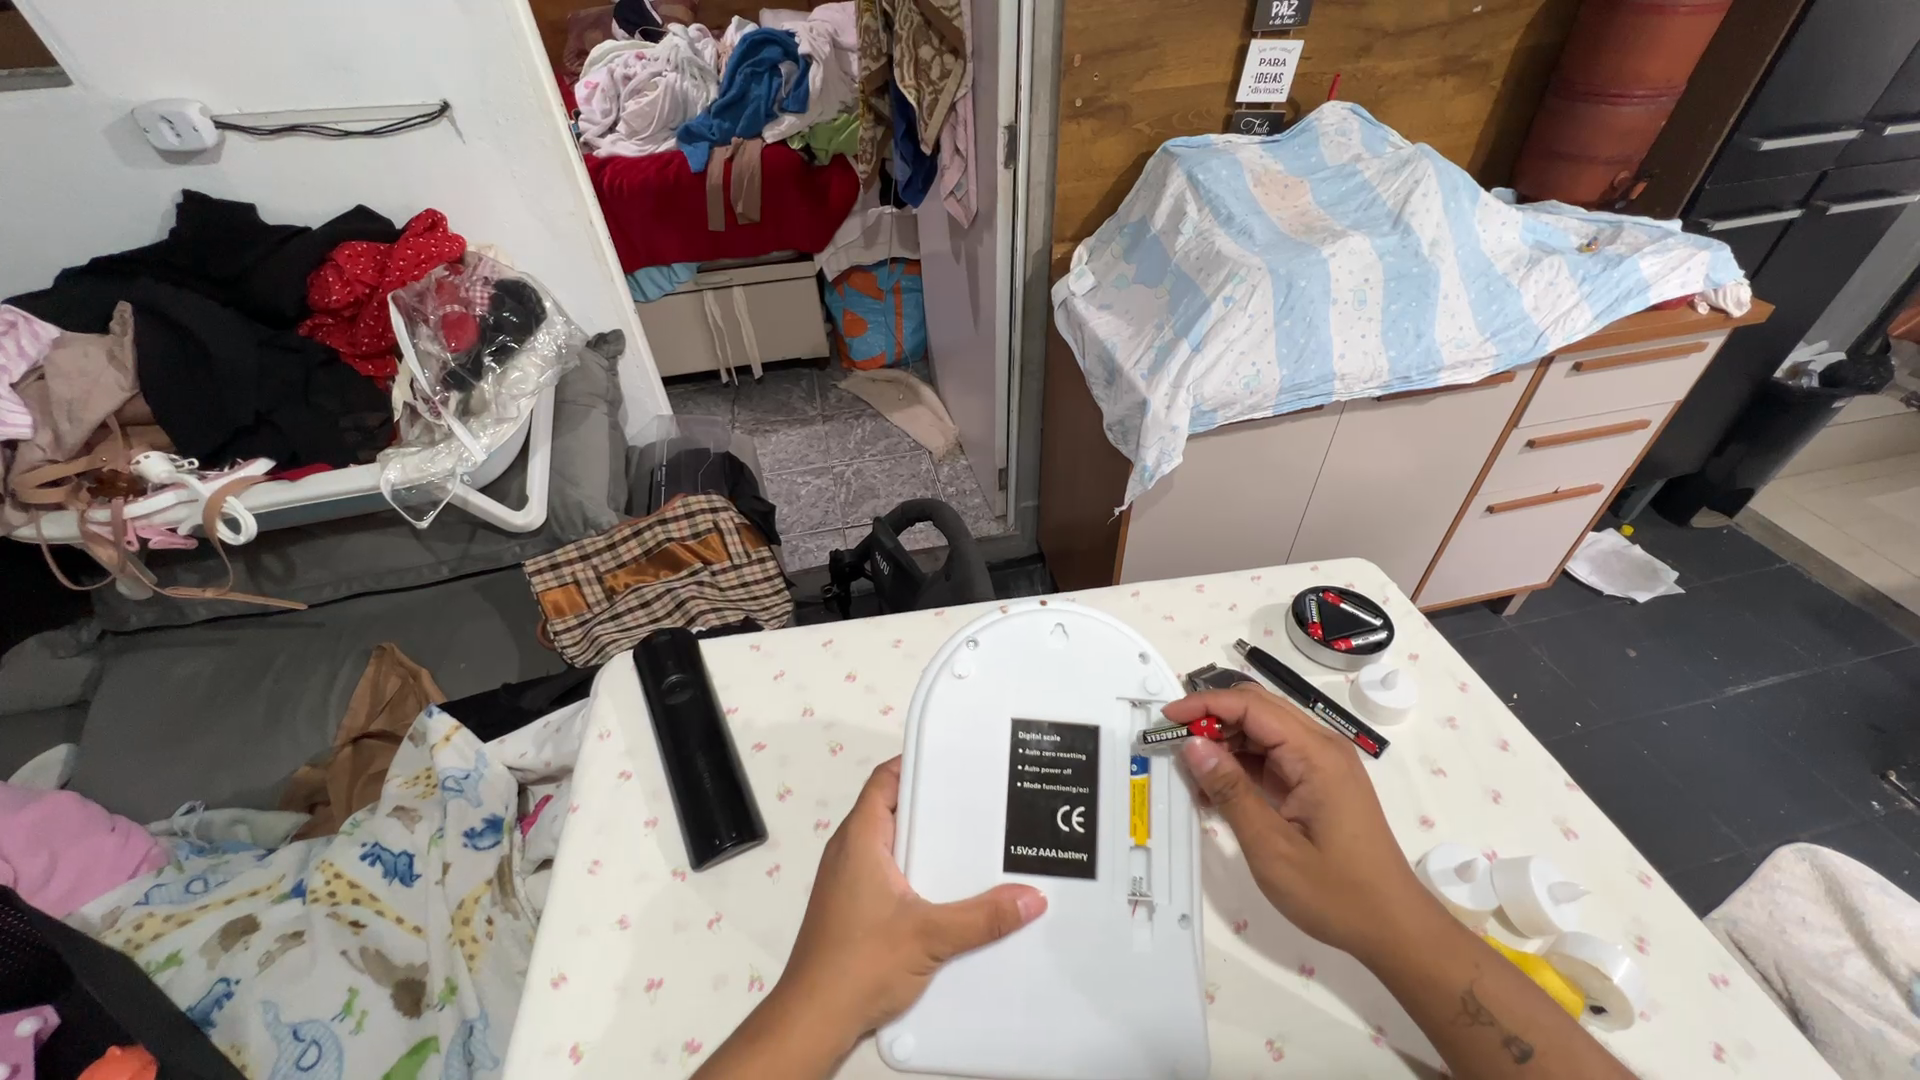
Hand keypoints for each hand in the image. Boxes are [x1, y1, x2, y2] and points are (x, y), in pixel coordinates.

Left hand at [776, 757, 1047, 1045]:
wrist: (814, 1019)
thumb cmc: (859, 964)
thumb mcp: (929, 936)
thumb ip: (982, 917)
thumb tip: (1032, 898)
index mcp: (860, 838)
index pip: (884, 779)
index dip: (916, 764)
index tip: (956, 760)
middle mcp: (850, 850)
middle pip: (892, 808)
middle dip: (933, 803)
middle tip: (979, 799)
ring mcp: (850, 879)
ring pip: (893, 842)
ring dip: (927, 839)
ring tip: (973, 838)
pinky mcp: (855, 906)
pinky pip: (890, 870)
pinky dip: (918, 868)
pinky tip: (950, 886)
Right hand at [1166, 686, 1444, 962]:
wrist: (1395, 928)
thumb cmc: (1337, 893)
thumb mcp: (1271, 847)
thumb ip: (1230, 791)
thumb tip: (1192, 745)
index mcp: (1315, 755)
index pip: (1250, 705)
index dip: (1204, 704)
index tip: (1167, 719)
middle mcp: (1322, 748)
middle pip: (1257, 709)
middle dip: (1211, 717)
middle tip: (1172, 740)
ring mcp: (1322, 764)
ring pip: (1263, 730)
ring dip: (1224, 741)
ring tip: (1190, 770)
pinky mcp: (1319, 782)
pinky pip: (1273, 756)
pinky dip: (1241, 763)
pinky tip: (1216, 789)